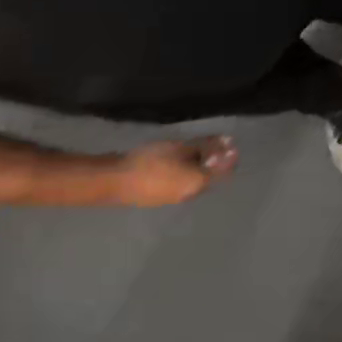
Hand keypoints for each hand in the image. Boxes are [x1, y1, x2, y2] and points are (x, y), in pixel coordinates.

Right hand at [111, 136, 236, 205]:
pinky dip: (188, 173)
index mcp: (199, 183)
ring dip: (202, 167)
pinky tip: (181, 162)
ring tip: (198, 150)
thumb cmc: (151, 161)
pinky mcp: (160, 199)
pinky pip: (183, 184)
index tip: (230, 141)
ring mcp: (174, 199)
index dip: (229, 155)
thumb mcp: (181, 148)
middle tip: (216, 144)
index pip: (225, 170)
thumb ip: (206, 146)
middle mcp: (191, 195)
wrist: (112, 182)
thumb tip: (226, 143)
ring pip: (197, 181)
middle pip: (212, 177)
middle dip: (217, 161)